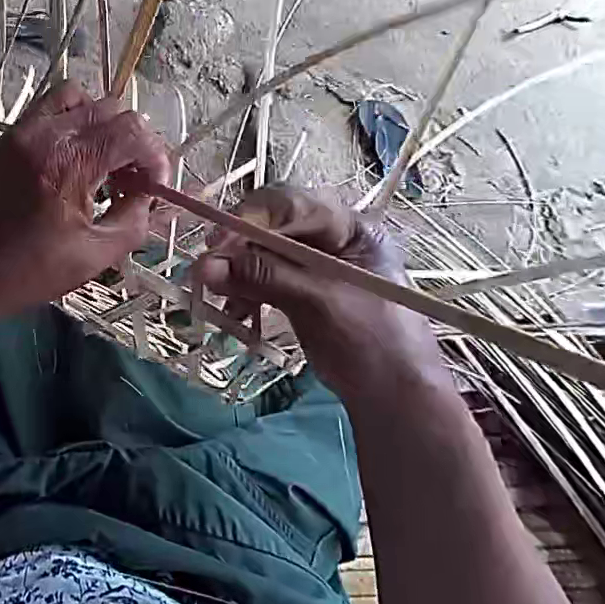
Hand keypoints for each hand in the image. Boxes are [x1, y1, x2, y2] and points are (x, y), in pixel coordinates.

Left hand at [0, 81, 170, 330]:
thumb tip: (150, 194)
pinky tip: (78, 152)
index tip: (154, 187)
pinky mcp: (12, 133)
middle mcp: (49, 135)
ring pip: (85, 98)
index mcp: (71, 165)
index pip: (133, 133)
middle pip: (114, 110)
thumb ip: (135, 218)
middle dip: (135, 143)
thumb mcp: (96, 256)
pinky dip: (76, 117)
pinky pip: (54, 103)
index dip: (156, 157)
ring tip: (106, 162)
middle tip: (133, 180)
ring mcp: (26, 129)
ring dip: (106, 125)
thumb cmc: (30, 271)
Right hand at [189, 186, 443, 397]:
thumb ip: (265, 277)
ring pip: (263, 251)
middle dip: (238, 244)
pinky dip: (244, 290)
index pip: (292, 205)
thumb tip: (207, 266)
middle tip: (208, 267)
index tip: (218, 244)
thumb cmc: (373, 342)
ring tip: (214, 293)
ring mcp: (314, 264)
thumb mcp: (320, 302)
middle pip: (273, 224)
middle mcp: (331, 237)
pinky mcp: (300, 289)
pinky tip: (233, 311)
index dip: (251, 219)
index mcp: (350, 226)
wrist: (397, 398)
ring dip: (236, 269)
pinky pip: (263, 278)